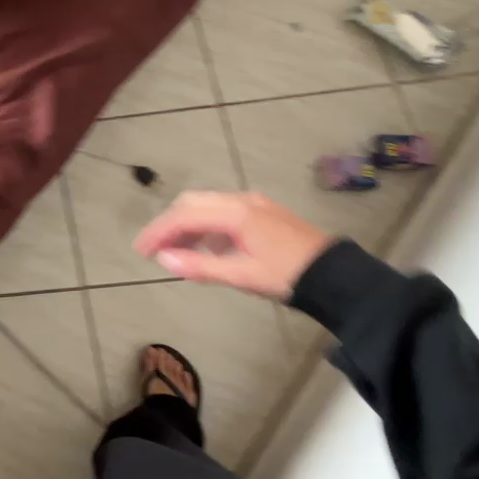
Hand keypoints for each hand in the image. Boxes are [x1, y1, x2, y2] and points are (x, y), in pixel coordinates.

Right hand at [133, 191, 332, 301]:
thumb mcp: (242, 276)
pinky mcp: (262, 213)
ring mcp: (253, 205)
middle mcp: (241, 201)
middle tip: (153, 248)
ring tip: (174, 251)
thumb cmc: (288, 276)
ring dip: (186, 225)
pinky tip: (205, 248)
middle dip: (168, 224)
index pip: (184, 216)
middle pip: (191, 203)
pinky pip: (222, 212)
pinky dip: (205, 226)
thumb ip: (200, 266)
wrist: (338, 276)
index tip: (141, 250)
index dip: (159, 232)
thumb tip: (163, 259)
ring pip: (206, 206)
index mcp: (235, 214)